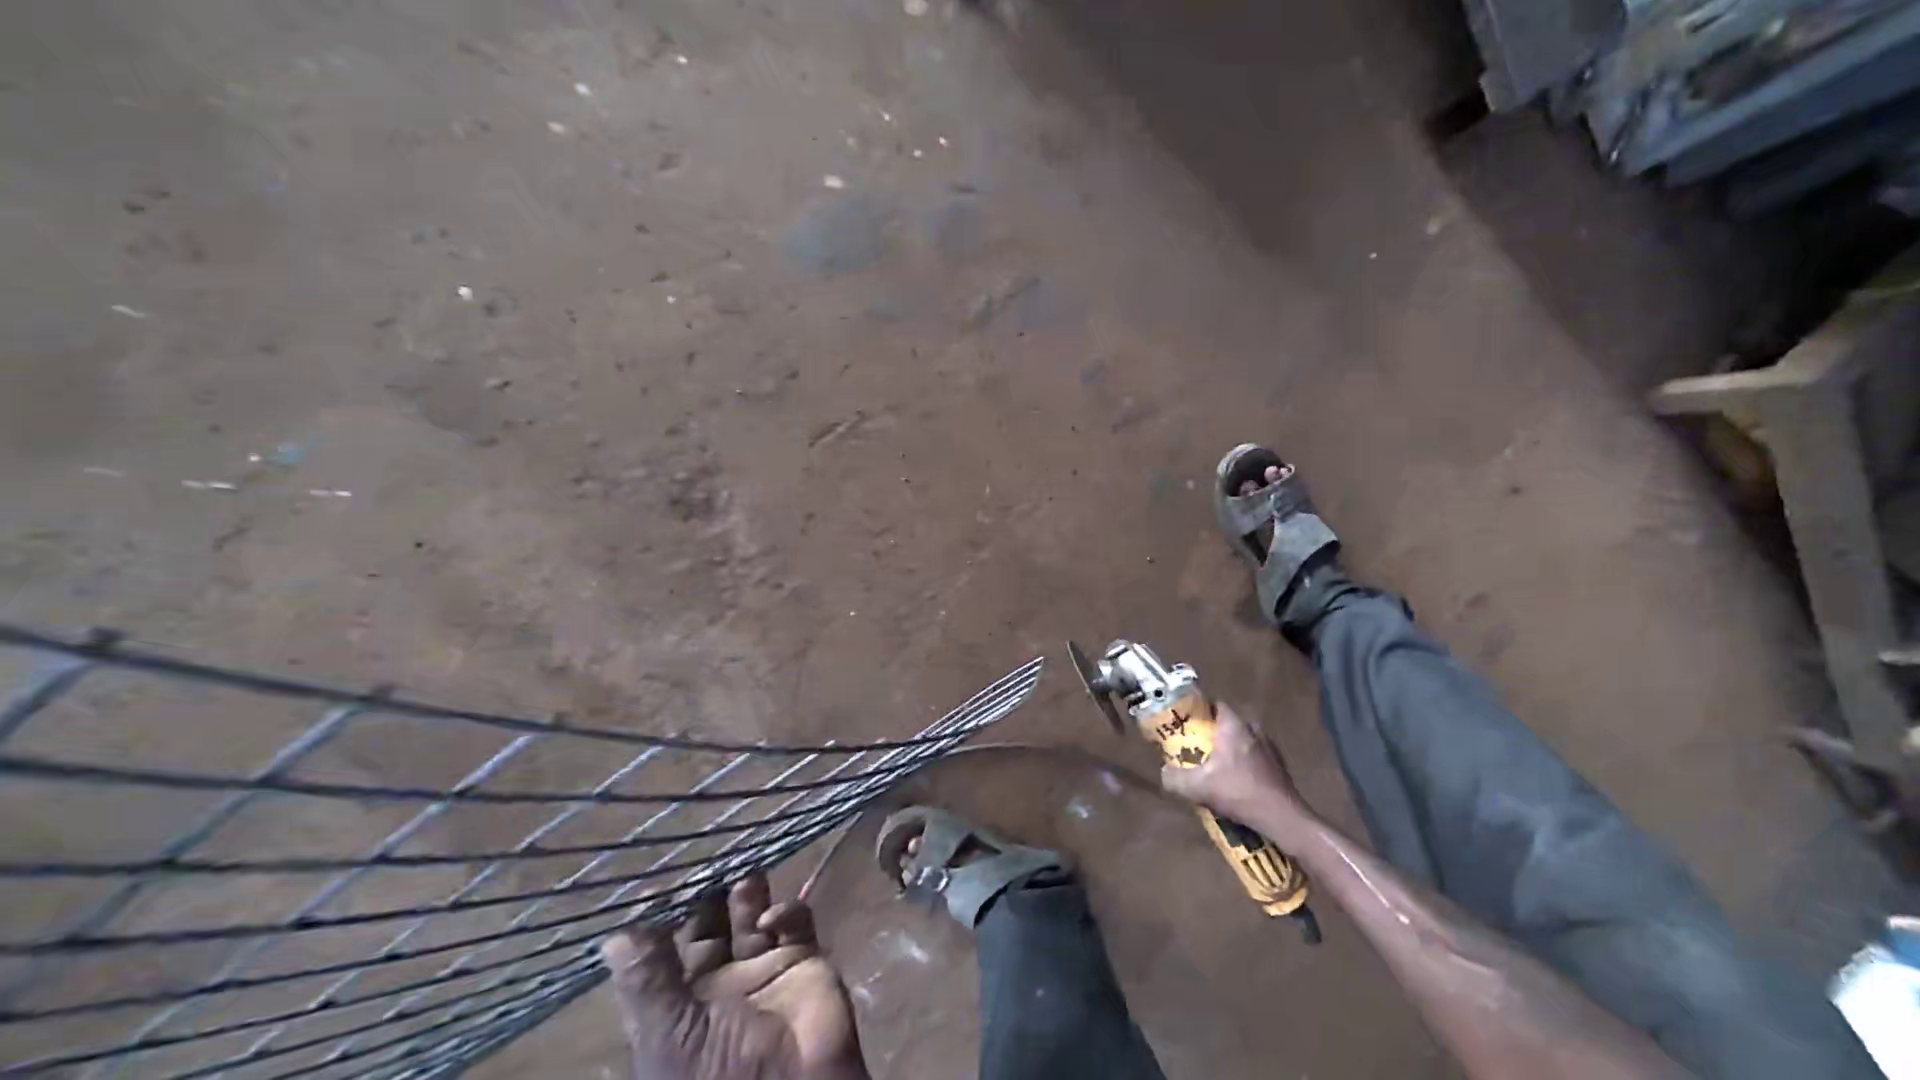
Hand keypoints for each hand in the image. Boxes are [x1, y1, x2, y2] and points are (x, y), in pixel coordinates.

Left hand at [601, 875, 865, 1079]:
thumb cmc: (715, 1075)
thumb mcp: (667, 1033)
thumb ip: (647, 979)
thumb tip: (615, 931)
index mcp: (683, 1001)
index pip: (670, 943)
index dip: (668, 911)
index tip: (666, 875)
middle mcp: (722, 981)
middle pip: (713, 922)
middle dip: (710, 891)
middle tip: (709, 857)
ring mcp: (765, 969)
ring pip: (752, 914)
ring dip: (746, 890)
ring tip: (740, 870)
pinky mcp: (804, 961)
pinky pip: (794, 924)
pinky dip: (784, 912)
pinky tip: (770, 921)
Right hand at [1159, 703, 1313, 835]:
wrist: (1282, 817)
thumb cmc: (1238, 793)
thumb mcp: (1197, 787)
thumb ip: (1174, 777)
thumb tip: (1164, 772)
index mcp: (1234, 726)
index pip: (1215, 704)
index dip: (1199, 710)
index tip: (1187, 722)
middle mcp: (1254, 729)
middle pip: (1230, 721)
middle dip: (1214, 730)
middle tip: (1200, 744)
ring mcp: (1270, 746)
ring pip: (1245, 737)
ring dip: (1232, 746)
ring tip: (1218, 763)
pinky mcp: (1280, 764)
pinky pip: (1257, 754)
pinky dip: (1246, 761)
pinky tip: (1238, 779)